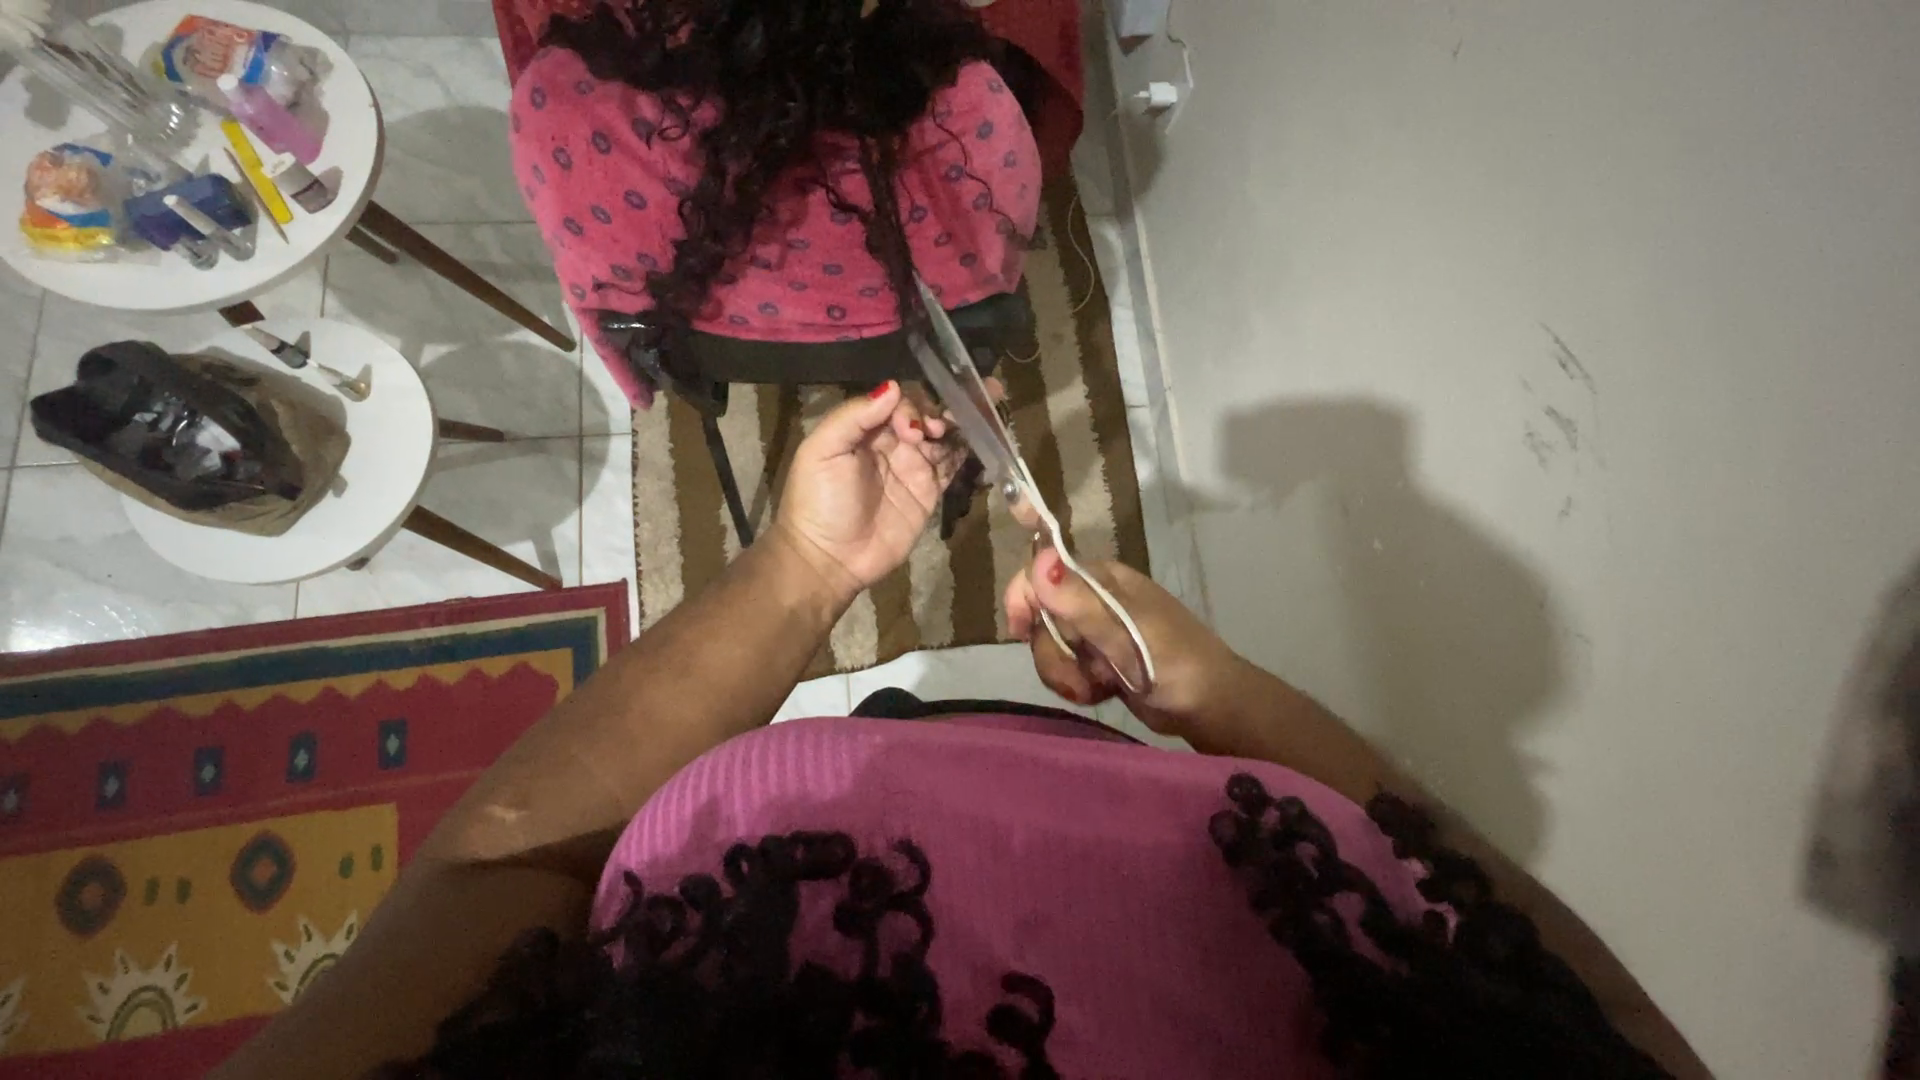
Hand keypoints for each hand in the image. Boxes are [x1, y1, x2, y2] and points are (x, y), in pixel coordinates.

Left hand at [772, 381, 964, 602]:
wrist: (828, 559)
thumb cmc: (818, 501)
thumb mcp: (823, 450)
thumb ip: (854, 416)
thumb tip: (894, 387)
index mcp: (864, 429)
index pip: (897, 402)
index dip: (911, 406)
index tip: (912, 428)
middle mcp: (891, 444)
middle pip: (924, 415)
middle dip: (940, 412)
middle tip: (942, 427)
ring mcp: (912, 468)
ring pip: (942, 437)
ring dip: (958, 426)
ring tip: (978, 421)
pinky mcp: (928, 493)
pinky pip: (952, 466)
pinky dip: (966, 451)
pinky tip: (981, 441)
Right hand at [1005, 550, 1256, 739]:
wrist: (1209, 706)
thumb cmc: (1172, 659)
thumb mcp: (1123, 631)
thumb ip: (1078, 601)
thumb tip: (1040, 559)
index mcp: (1101, 579)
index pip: (1040, 574)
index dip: (1023, 600)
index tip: (1019, 631)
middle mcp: (1093, 600)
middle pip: (1040, 619)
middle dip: (1053, 653)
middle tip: (1081, 674)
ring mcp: (1095, 632)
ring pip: (1049, 649)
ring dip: (1066, 675)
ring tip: (1097, 687)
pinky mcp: (1097, 662)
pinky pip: (1066, 670)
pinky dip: (1078, 686)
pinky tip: (1102, 693)